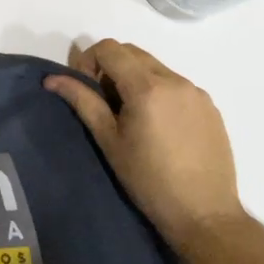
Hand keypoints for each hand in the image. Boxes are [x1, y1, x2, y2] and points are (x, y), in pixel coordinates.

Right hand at [44, 39, 244, 245]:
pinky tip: (158, 126)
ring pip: (155, 67)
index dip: (88, 60)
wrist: (205, 215)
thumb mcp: (108, 140)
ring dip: (135, 78)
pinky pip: (176, 84)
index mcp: (147, 87)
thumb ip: (82, 101)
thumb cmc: (148, 180)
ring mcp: (197, 93)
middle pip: (132, 52)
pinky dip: (158, 91)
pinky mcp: (211, 107)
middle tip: (104, 101)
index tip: (86, 88)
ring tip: (132, 116)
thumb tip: (52, 79)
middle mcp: (175, 81)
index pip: (109, 48)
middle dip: (110, 66)